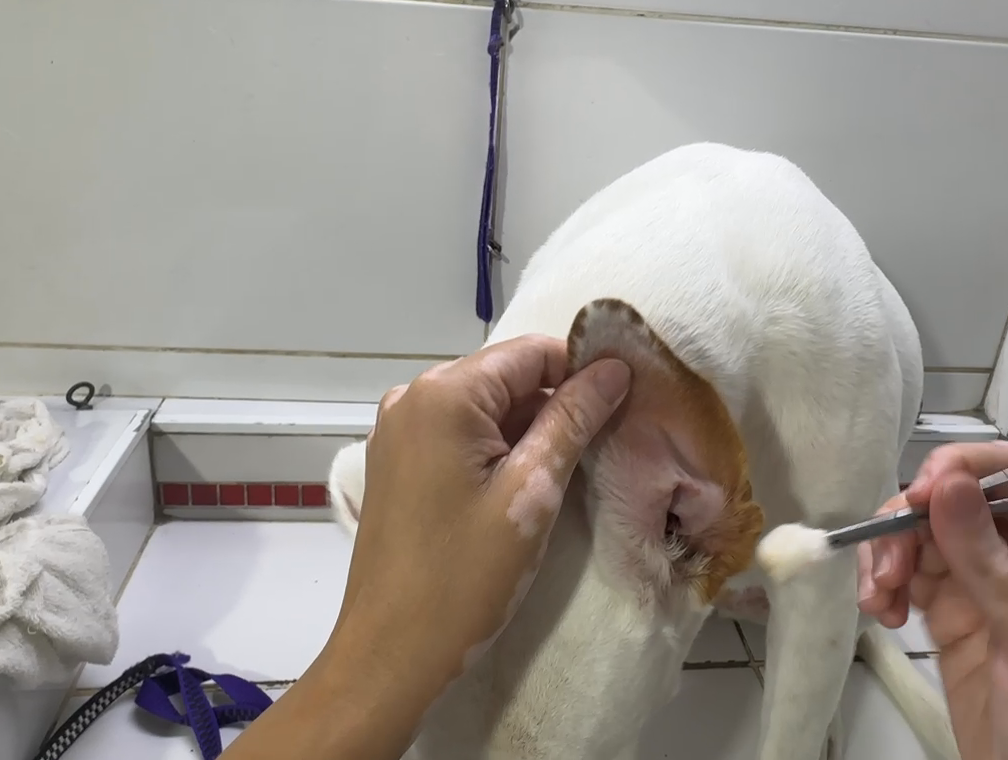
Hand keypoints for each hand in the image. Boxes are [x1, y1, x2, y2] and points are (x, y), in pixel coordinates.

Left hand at [227, 337, 629, 759]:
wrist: (388, 655)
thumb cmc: (464, 577)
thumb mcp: (531, 492)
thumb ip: (573, 419)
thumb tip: (614, 368)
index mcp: (444, 392)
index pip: (531, 353)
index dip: (581, 372)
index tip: (619, 407)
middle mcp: (414, 394)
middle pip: (506, 376)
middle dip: (554, 404)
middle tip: (595, 449)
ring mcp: (399, 426)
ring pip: (484, 405)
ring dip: (527, 429)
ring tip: (560, 474)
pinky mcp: (396, 457)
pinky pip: (458, 430)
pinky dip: (494, 446)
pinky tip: (517, 486)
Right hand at [857, 443, 1007, 759]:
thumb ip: (990, 562)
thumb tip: (948, 480)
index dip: (963, 473)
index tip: (918, 495)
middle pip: (951, 503)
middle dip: (909, 523)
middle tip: (887, 566)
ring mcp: (978, 588)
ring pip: (919, 535)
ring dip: (887, 555)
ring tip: (877, 598)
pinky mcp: (946, 616)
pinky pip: (904, 575)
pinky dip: (882, 583)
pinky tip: (879, 612)